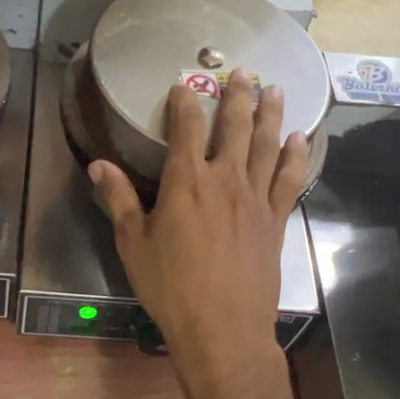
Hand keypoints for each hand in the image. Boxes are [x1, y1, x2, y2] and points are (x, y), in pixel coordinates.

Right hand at [89, 70, 310, 387]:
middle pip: (235, 126)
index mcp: (186, 182)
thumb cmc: (170, 287)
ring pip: (268, 145)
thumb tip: (98, 165)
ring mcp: (255, 199)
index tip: (184, 85)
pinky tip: (300, 140)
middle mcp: (225, 180)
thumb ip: (119, 199)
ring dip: (272, 114)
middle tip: (242, 71)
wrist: (222, 327)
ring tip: (276, 89)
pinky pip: (290, 179)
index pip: (186, 128)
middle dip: (238, 95)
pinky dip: (296, 156)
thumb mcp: (133, 244)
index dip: (185, 102)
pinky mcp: (276, 220)